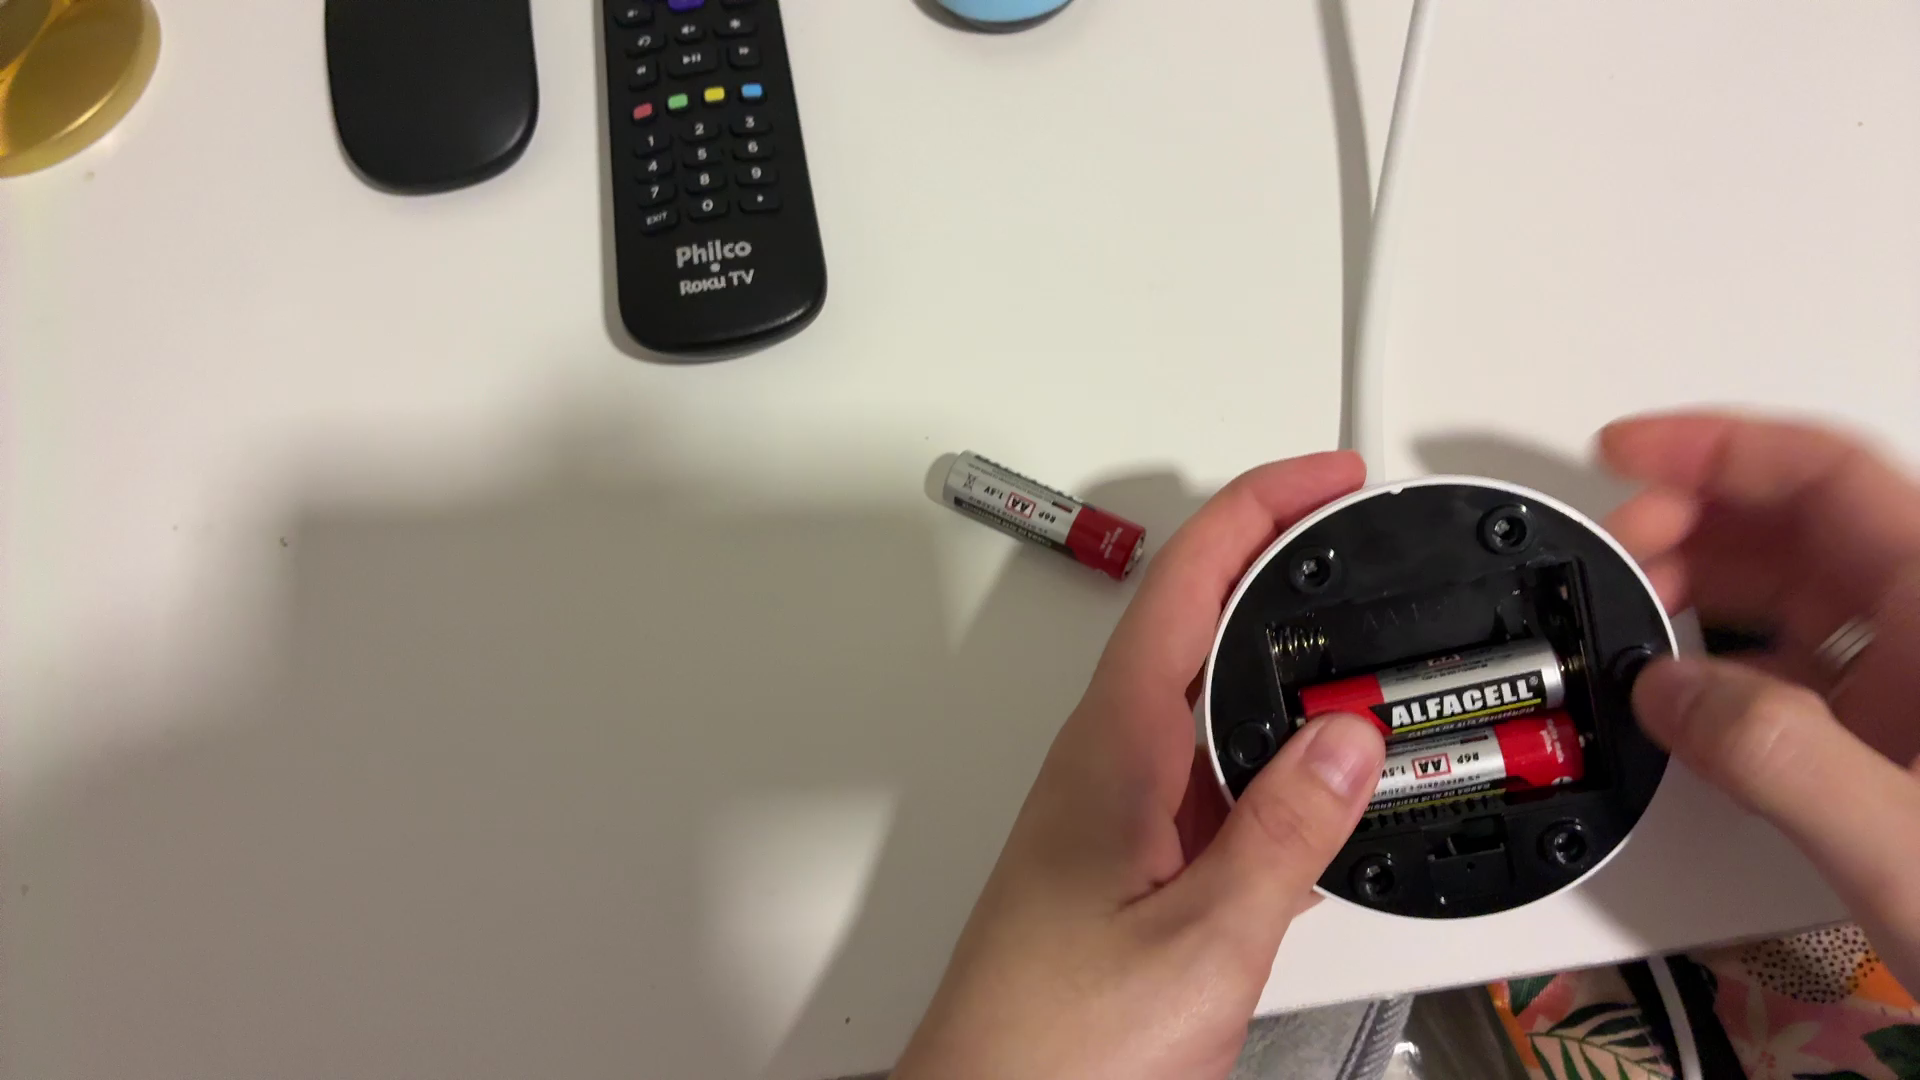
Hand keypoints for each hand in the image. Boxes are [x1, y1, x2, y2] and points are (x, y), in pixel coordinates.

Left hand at [893, 453, 1384, 1079]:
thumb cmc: (1061, 1033)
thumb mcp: (1202, 940)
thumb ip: (1281, 833)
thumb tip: (1346, 737)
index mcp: (1116, 738)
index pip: (1188, 581)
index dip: (1257, 511)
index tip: (1326, 479)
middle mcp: (1111, 744)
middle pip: (1194, 608)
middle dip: (1273, 552)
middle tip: (1351, 529)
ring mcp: (1120, 783)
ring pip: (1203, 675)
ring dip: (1271, 636)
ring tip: (1351, 621)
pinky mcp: (1132, 825)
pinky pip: (1206, 745)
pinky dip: (1263, 718)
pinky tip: (1309, 737)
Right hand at [1602, 412, 1919, 989]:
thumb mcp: (1916, 853)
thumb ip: (1781, 757)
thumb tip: (1661, 689)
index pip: (1827, 479)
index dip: (1714, 447)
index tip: (1619, 450)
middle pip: (1787, 526)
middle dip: (1674, 524)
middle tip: (1597, 558)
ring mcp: (1912, 684)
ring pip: (1774, 589)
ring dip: (1678, 586)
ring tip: (1614, 616)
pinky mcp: (1879, 728)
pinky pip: (1766, 654)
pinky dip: (1697, 651)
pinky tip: (1660, 682)